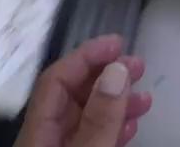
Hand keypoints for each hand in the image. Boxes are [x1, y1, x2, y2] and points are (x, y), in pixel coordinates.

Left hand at [14, 35, 153, 146]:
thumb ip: (99, 118)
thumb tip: (116, 68)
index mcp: (35, 134)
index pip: (55, 80)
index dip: (86, 56)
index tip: (118, 43)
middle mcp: (41, 140)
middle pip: (71, 96)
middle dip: (107, 76)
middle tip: (139, 66)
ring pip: (85, 117)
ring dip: (116, 102)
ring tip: (144, 98)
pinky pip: (89, 139)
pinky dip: (111, 127)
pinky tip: (131, 124)